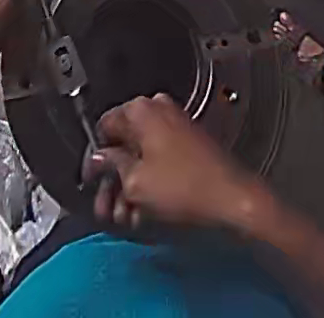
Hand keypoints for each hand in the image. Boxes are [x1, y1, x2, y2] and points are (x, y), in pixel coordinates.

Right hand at [83, 94, 269, 233]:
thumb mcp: (135, 181)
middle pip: (122, 142)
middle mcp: (156, 108)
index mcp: (140, 109)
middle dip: (113, 178)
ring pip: (140, 153)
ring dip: (129, 183)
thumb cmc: (184, 185)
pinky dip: (149, 178)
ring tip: (126, 215)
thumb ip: (110, 167)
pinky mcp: (188, 141)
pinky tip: (143, 207)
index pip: (102, 127)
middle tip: (107, 206)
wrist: (232, 198)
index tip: (91, 182)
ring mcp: (174, 123)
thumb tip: (98, 160)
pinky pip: (158, 156)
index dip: (94, 159)